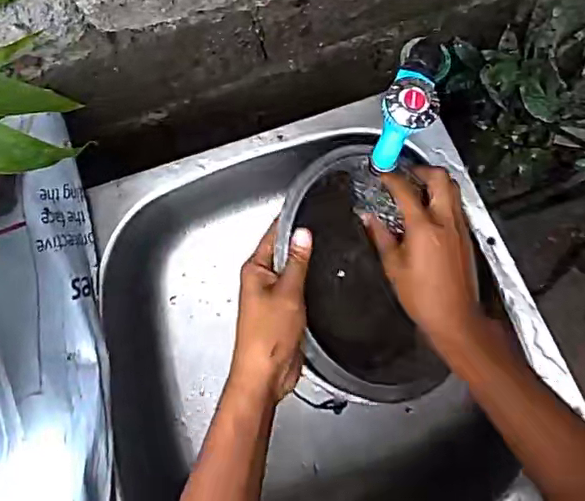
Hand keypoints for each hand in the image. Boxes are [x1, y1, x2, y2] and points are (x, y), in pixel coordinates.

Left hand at [229, 220, 311, 403]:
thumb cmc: (267, 337)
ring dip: (306, 265)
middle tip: (326, 227)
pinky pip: (298, 289)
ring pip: (292, 271)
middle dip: (301, 242)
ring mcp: (272, 295)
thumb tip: (302, 233)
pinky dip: (309, 284)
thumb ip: (296, 262)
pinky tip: (324, 280)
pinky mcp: (283, 311)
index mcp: (255, 268)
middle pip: (283, 251)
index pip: (272, 234)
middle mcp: (261, 279)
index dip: (289, 220)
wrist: (265, 377)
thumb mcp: (287, 293)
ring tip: (330, 249)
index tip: (307, 206)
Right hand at [363, 165, 484, 349]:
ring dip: (434, 181)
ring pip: (452, 188)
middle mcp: (445, 222)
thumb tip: (369, 218)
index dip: (391, 178)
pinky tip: (428, 211)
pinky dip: (442, 198)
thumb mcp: (393, 266)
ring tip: (417, 188)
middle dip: (421, 169)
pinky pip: (455, 205)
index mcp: (424, 228)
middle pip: (439, 177)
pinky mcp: (466, 237)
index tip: (382, 174)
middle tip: (406, 173)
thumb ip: (381, 236)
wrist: (457, 320)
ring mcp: (459, 228)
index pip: (406, 190)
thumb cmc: (424, 298)